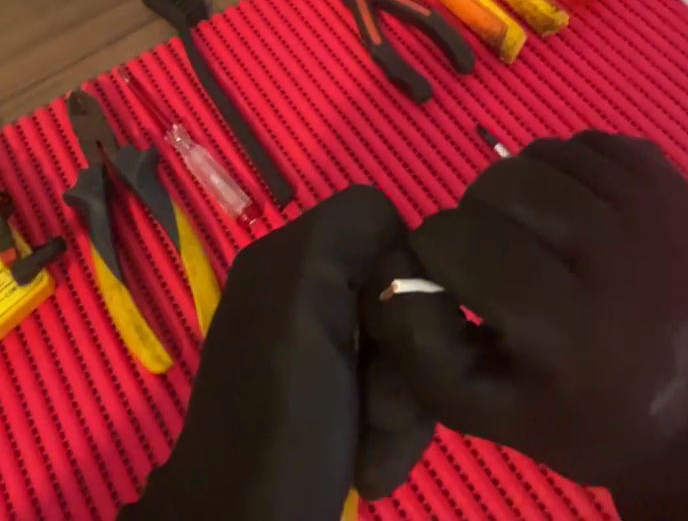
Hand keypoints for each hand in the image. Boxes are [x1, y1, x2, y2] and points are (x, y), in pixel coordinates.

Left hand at [122, 186, 434, 520]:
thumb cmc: (281, 413)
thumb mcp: (303, 297)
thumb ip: (343, 233)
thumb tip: (395, 230)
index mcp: (286, 255)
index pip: (380, 223)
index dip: (401, 274)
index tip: (390, 332)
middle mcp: (299, 289)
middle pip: (399, 289)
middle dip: (406, 355)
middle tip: (377, 408)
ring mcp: (316, 345)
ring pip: (406, 346)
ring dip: (403, 403)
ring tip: (371, 446)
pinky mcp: (332, 396)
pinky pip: (393, 389)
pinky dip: (393, 432)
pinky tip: (369, 464)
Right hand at [366, 132, 687, 497]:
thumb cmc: (568, 414)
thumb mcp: (474, 404)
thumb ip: (414, 337)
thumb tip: (392, 264)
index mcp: (573, 330)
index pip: (463, 240)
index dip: (434, 250)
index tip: (445, 274)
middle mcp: (629, 266)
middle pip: (507, 183)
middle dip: (476, 209)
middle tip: (488, 247)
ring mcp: (669, 223)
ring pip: (549, 154)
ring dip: (520, 183)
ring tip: (530, 230)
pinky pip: (597, 144)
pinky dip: (568, 167)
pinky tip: (575, 214)